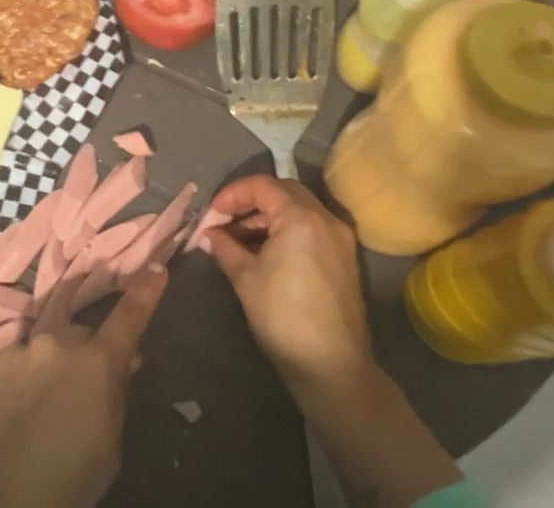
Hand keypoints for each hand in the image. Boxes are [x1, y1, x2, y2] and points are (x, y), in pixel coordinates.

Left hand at [0, 265, 168, 507]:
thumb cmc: (64, 481)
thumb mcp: (109, 448)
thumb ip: (116, 398)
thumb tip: (124, 366)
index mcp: (97, 363)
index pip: (129, 317)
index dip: (145, 291)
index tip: (156, 268)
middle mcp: (58, 342)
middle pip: (81, 332)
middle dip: (86, 350)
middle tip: (81, 385)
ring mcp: (18, 348)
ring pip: (43, 339)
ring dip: (49, 356)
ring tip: (42, 392)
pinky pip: (11, 359)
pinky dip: (17, 376)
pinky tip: (10, 406)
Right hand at [202, 175, 372, 399]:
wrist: (330, 366)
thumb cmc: (282, 317)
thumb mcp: (245, 278)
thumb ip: (225, 248)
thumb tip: (209, 235)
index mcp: (300, 217)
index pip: (263, 186)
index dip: (233, 194)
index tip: (212, 213)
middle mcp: (325, 218)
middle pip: (284, 191)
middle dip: (252, 200)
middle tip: (226, 221)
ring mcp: (340, 238)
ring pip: (300, 208)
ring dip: (270, 215)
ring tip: (241, 238)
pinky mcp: (344, 257)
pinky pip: (313, 227)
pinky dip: (288, 229)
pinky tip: (267, 251)